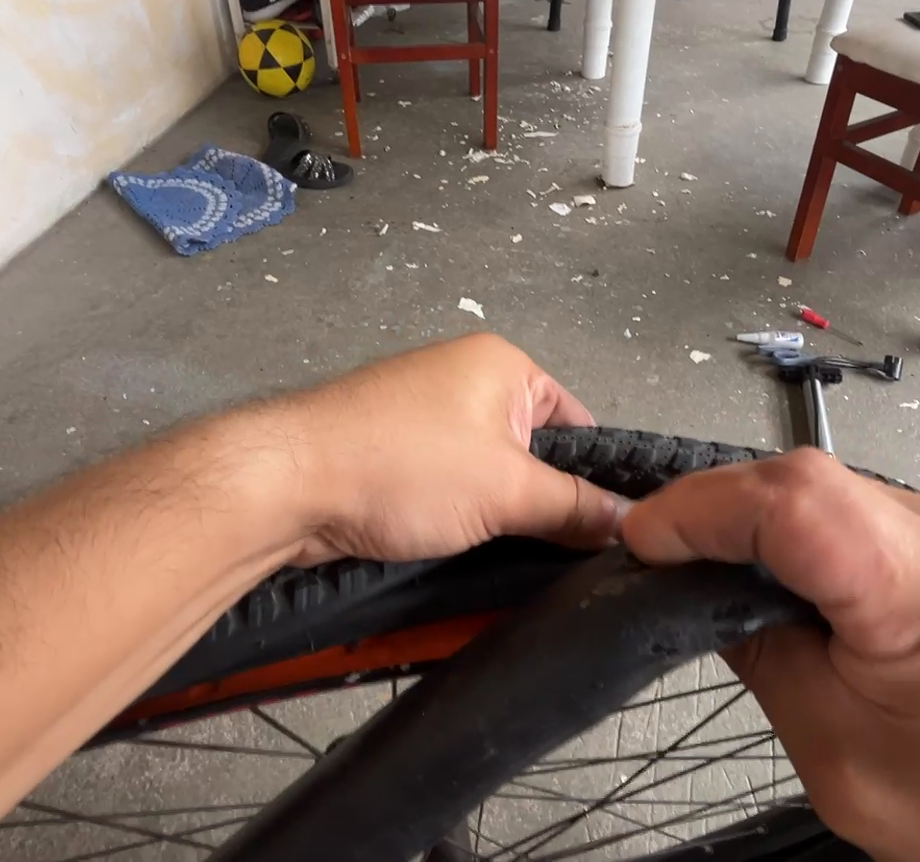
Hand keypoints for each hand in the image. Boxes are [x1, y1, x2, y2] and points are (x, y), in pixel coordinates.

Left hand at [271, 334, 625, 565]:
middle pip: (533, 449)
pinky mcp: (394, 446)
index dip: (592, 475)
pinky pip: (450, 479)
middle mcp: (466, 378)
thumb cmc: (404, 467)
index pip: (576, 421)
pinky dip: (462, 511)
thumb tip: (631, 522)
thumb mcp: (505, 491)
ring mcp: (425, 412)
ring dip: (500, 511)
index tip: (605, 530)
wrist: (289, 483)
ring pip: (490, 471)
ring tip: (510, 551)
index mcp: (503, 365)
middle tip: (562, 554)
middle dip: (542, 500)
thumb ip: (574, 507)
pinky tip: (466, 544)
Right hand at [621, 451, 919, 861]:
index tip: (641, 542)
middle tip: (658, 548)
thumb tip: (690, 583)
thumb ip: (755, 647)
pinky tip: (765, 558)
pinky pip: (847, 500)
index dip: (704, 507)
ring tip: (700, 552)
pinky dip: (788, 520)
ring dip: (748, 509)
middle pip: (804, 479)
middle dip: (715, 505)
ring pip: (820, 481)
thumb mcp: (831, 749)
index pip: (799, 504)